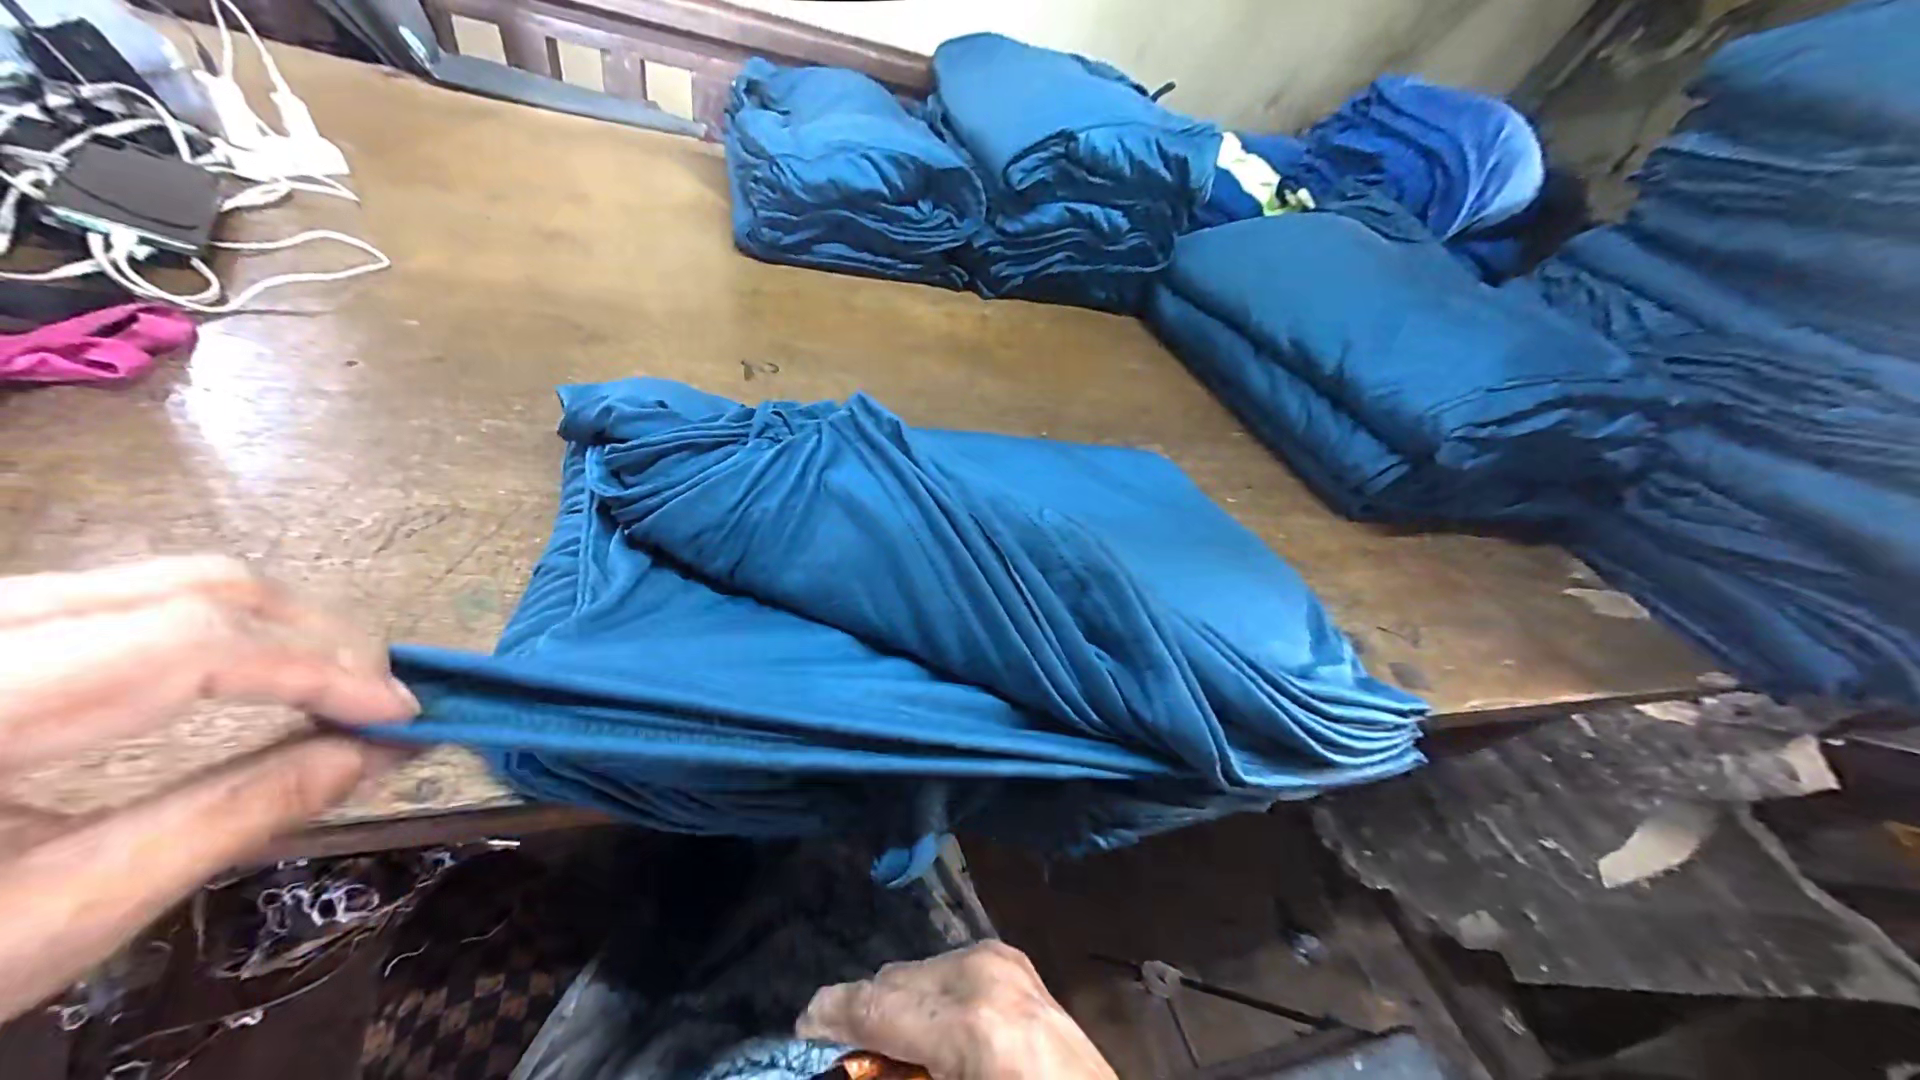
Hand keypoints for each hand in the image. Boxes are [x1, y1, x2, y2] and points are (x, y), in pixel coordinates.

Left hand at [0, 556, 419, 1020]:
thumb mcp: (54, 916)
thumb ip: (236, 815)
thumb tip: (379, 753)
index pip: (185, 646)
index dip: (317, 670)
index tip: (399, 711)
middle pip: (187, 586)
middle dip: (314, 634)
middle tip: (377, 692)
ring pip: (163, 581)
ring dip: (276, 627)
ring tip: (332, 682)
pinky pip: (126, 601)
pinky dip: (221, 629)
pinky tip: (252, 673)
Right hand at [798, 942, 1115, 1079]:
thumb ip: (895, 1076)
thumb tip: (854, 1061)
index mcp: (967, 1022)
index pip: (875, 1004)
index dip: (829, 1016)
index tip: (801, 1030)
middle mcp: (981, 972)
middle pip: (891, 979)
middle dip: (862, 1015)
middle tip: (848, 1055)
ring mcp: (1001, 958)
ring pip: (915, 969)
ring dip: (896, 1004)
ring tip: (893, 1047)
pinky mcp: (1012, 957)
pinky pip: (946, 966)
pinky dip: (927, 993)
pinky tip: (930, 1028)